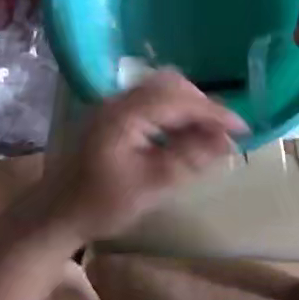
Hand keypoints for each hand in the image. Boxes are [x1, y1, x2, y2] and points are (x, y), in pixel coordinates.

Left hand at [31, 70, 244, 239]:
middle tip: (225, 132)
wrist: (55, 214)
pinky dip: (172, 113)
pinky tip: (182, 136)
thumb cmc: (100, 205)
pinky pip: (149, 102)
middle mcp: (117, 101)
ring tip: (209, 134)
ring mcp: (111, 107)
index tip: (243, 129)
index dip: (214, 112)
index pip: (179, 100)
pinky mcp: (111, 118)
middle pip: (169, 85)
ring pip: (159, 91)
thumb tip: (226, 141)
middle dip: (202, 104)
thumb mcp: (150, 186)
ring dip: (187, 107)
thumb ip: (188, 159)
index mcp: (124, 114)